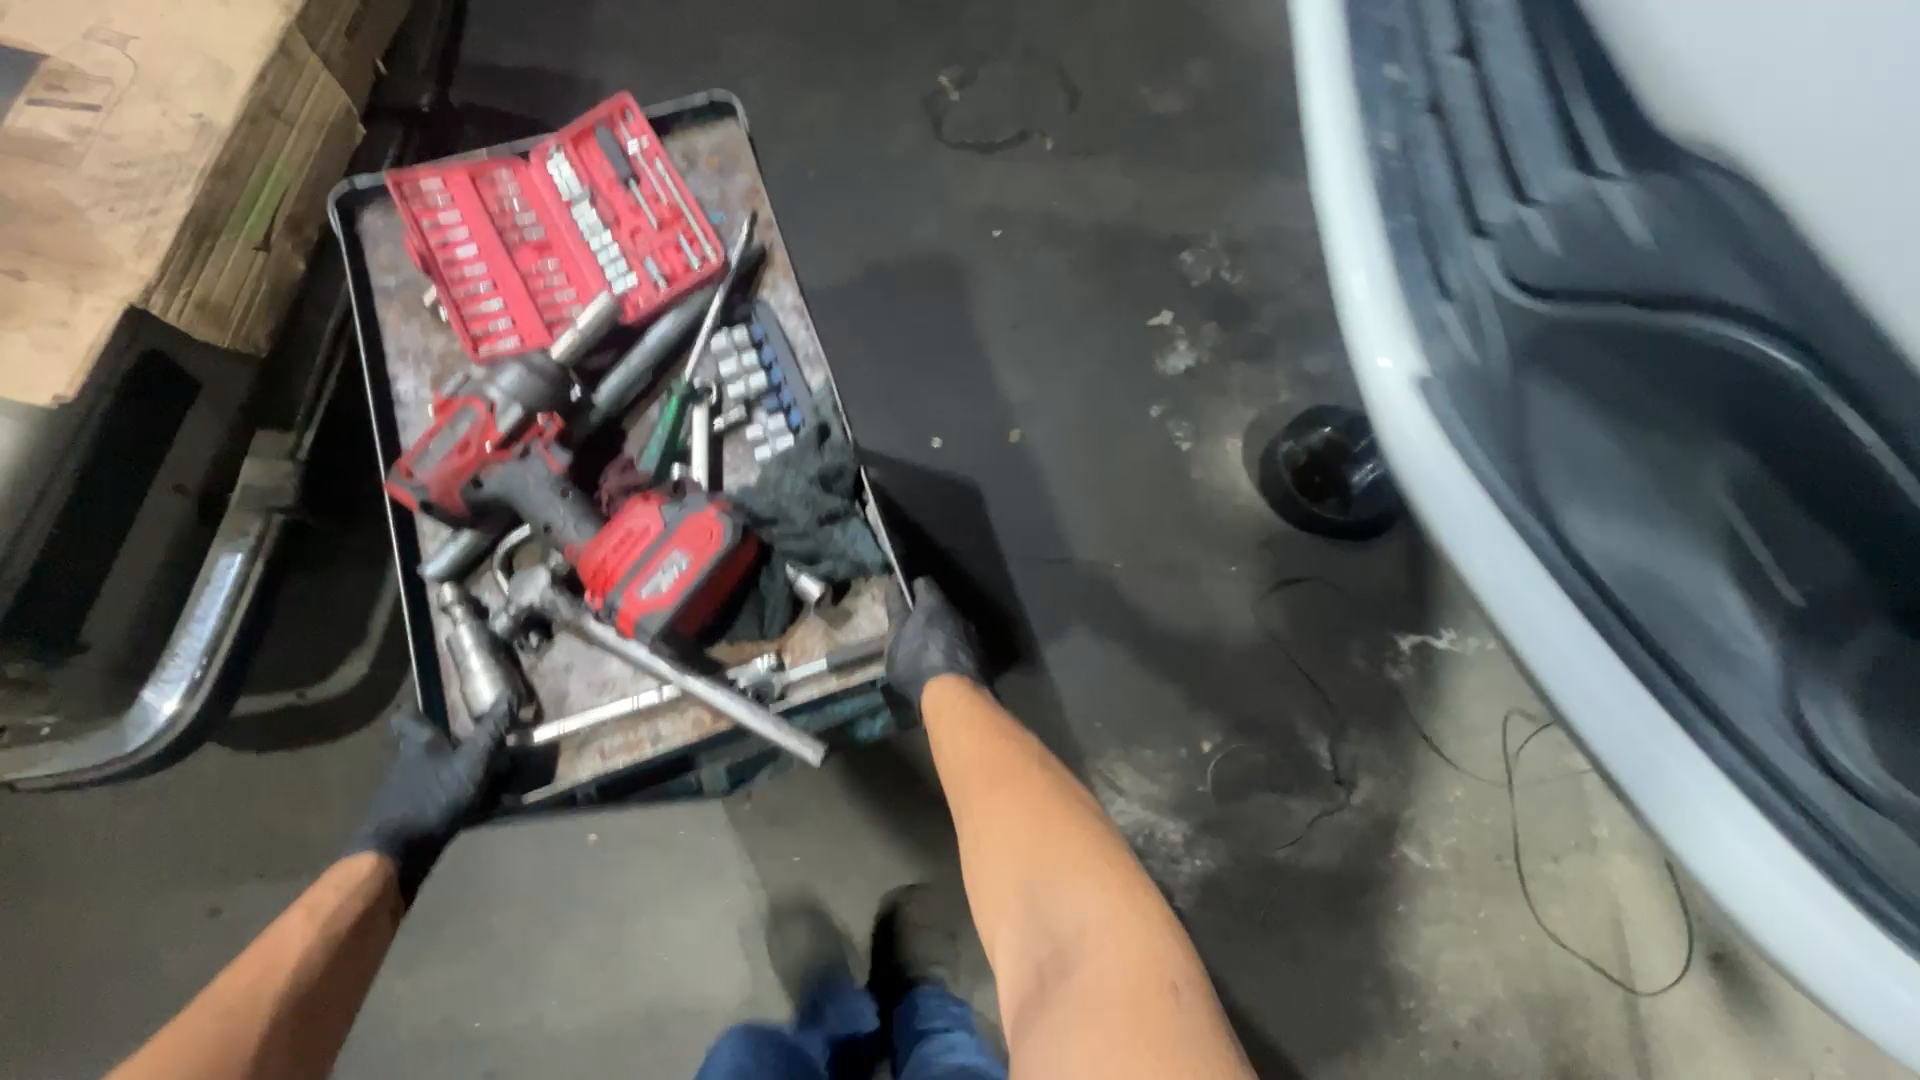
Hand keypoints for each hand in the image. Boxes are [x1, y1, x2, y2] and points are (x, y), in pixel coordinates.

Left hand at [344, 699, 511, 904]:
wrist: (396, 851)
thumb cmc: (434, 796)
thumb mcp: (472, 761)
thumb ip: (491, 731)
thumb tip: (510, 694)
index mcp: (418, 744)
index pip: (405, 718)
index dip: (413, 709)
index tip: (424, 703)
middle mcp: (406, 763)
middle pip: (418, 745)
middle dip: (440, 741)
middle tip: (468, 737)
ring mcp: (403, 791)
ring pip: (426, 772)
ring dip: (448, 770)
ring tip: (480, 772)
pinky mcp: (408, 816)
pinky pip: (432, 798)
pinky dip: (450, 797)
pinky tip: (471, 806)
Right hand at [885, 578, 985, 705]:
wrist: (953, 697)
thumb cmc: (915, 662)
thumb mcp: (895, 637)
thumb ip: (895, 609)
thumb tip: (894, 582)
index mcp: (935, 604)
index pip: (923, 582)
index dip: (911, 589)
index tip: (902, 601)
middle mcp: (958, 613)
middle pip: (940, 605)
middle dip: (927, 614)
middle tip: (911, 631)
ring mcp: (972, 635)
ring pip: (952, 626)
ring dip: (940, 633)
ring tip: (927, 652)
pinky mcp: (980, 656)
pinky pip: (962, 645)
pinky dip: (952, 650)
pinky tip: (943, 667)